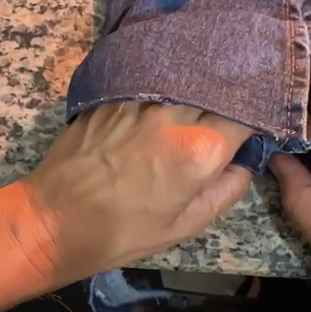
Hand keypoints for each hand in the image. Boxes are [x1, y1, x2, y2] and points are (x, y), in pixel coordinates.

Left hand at [16, 102, 253, 286]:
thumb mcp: (184, 226)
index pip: (245, 116)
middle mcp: (174, 114)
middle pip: (215, 91)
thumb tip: (243, 164)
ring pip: (182, 79)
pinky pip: (149, 81)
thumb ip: (224, 191)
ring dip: (195, 86)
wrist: (54, 219)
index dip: (255, 117)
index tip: (255, 122)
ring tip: (199, 93)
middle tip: (231, 104)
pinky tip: (163, 93)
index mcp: (199, 149)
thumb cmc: (121, 232)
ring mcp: (141, 100)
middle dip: (227, 96)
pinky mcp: (113, 95)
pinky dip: (162, 86)